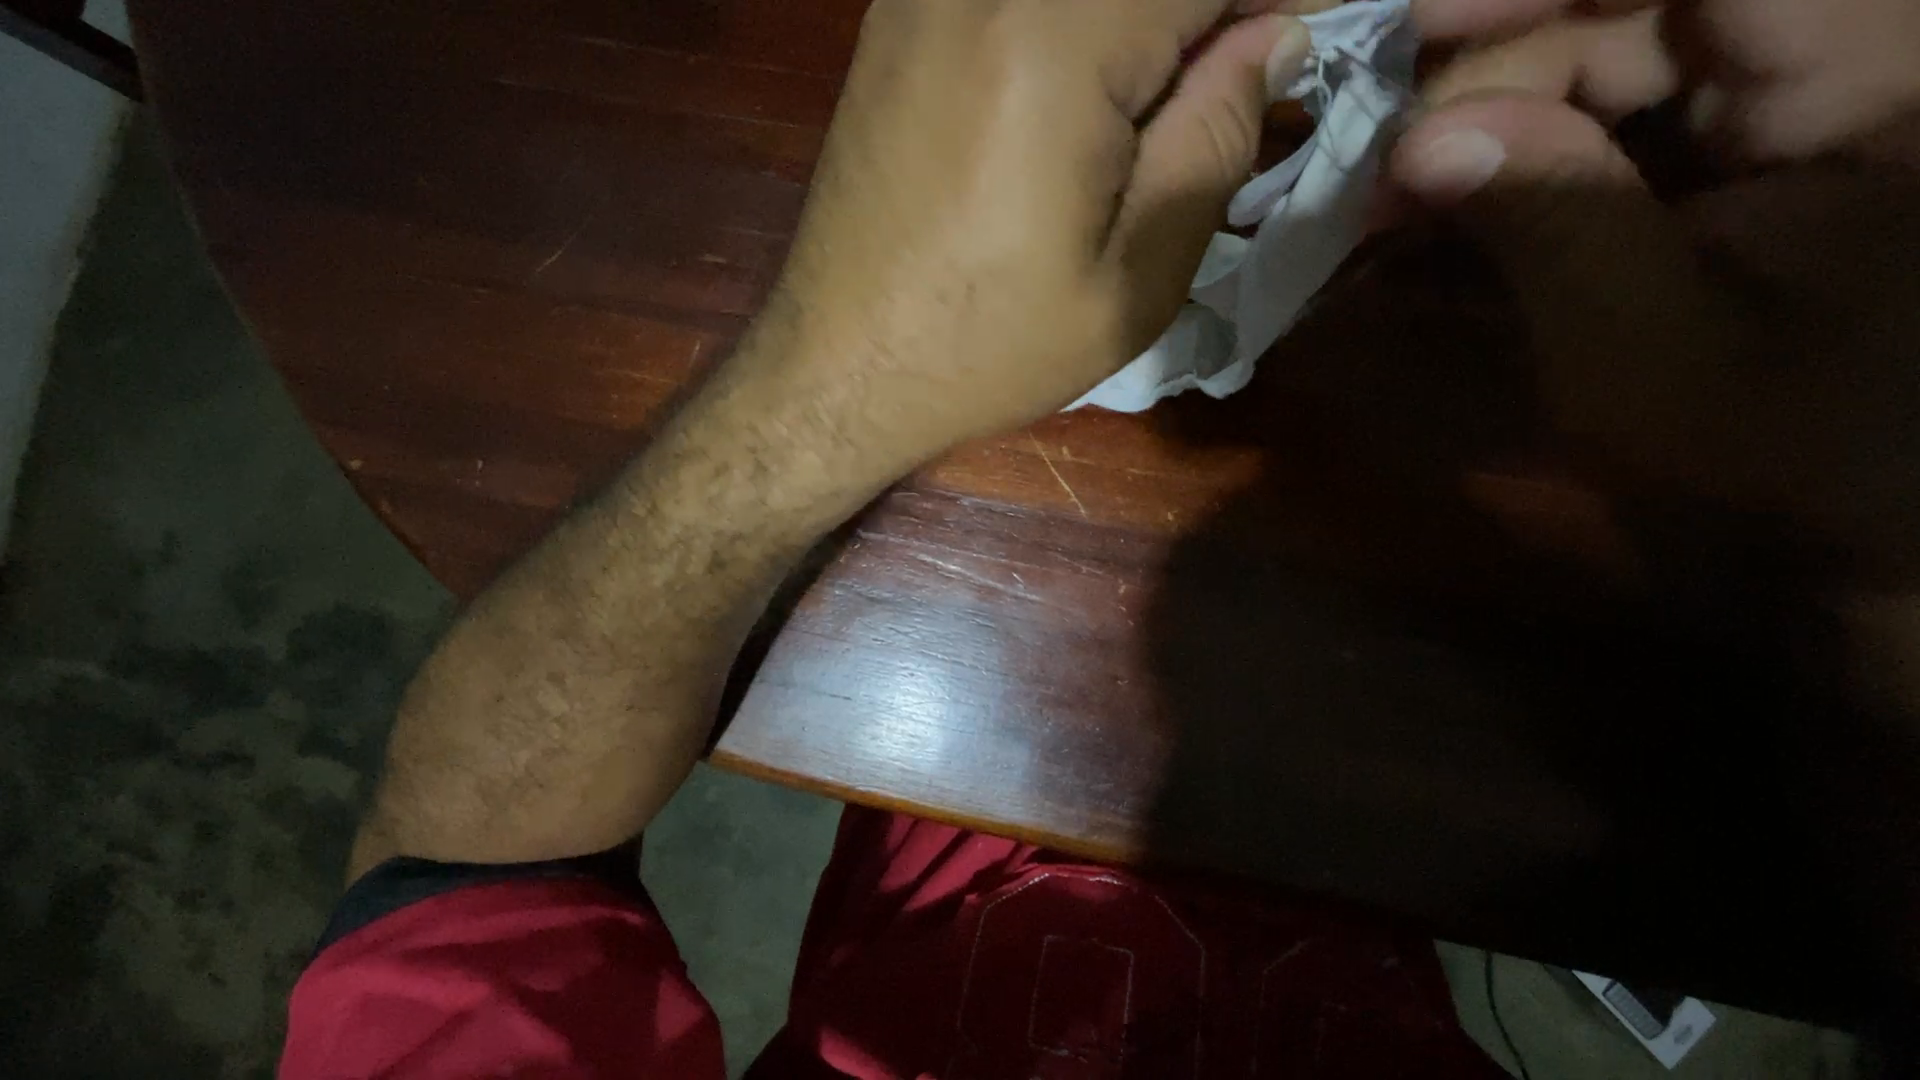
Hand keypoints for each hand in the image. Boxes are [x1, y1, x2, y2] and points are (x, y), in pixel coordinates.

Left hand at [733, 0, 1312, 470]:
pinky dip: (1083, 31)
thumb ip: (1219, 136)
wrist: (837, 367)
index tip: (1304, 58)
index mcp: (1059, 34)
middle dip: (1209, 24)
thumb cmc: (986, 348)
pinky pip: (1023, 0)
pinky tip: (1088, 99)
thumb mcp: (1134, 279)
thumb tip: (1272, 37)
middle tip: (1228, 93)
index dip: (1283, 6)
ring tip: (1160, 111)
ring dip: (1146, 33)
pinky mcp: (898, 12)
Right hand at [1383, 0, 1919, 592]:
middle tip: (1382, 175)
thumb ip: (1551, 227)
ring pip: (1600, 62)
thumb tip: (1422, 142)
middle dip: (1486, 82)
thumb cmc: (1782, 445)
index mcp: (1872, 76)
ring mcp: (1773, 103)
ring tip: (1388, 206)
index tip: (1412, 24)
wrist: (1869, 499)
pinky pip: (1601, 118)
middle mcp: (1834, 57)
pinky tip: (1432, 215)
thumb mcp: (1647, 352)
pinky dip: (1507, 165)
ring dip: (1480, 129)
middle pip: (1627, 13)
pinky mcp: (1723, 146)